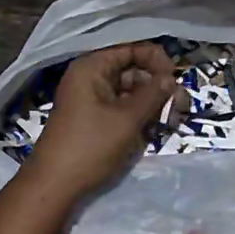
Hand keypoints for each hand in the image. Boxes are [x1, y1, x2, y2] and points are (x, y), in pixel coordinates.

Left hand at [24, 42, 181, 197]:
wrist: (56, 184)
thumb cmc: (90, 146)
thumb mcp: (127, 119)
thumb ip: (153, 94)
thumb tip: (171, 78)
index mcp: (92, 68)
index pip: (130, 49)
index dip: (156, 61)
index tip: (175, 81)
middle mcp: (89, 78)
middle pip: (132, 71)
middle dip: (157, 86)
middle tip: (178, 109)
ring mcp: (90, 101)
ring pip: (130, 93)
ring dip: (151, 105)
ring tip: (168, 123)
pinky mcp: (93, 121)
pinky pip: (121, 110)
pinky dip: (138, 117)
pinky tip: (152, 131)